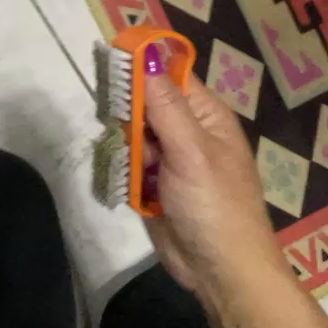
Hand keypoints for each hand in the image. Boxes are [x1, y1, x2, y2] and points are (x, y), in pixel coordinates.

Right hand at [140, 67, 287, 298]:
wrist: (220, 273)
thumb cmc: (215, 207)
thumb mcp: (191, 151)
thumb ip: (164, 104)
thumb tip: (145, 55)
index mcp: (205, 114)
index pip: (167, 74)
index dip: (139, 66)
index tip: (107, 63)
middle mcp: (187, 129)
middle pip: (143, 101)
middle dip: (128, 114)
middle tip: (129, 134)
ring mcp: (169, 156)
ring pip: (131, 131)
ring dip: (124, 145)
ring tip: (136, 168)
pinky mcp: (153, 180)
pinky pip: (128, 159)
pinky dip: (123, 167)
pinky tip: (130, 183)